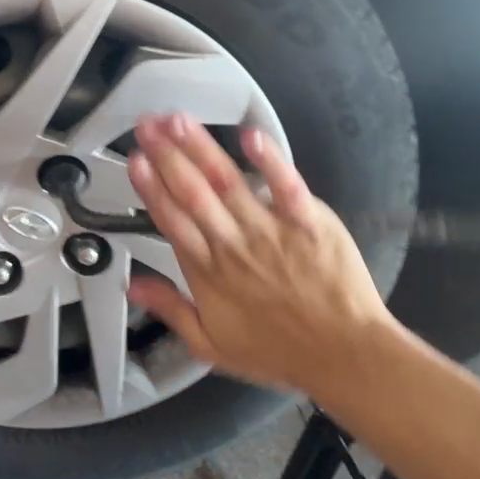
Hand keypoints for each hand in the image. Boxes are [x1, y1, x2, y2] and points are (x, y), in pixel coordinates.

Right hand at [124, 114, 398, 392]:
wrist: (347, 358)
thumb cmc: (280, 351)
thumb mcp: (212, 345)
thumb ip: (169, 310)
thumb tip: (132, 286)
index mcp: (208, 271)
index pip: (172, 221)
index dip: (151, 189)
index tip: (136, 161)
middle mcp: (233, 245)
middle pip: (193, 192)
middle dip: (167, 155)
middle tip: (147, 126)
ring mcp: (271, 231)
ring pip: (228, 181)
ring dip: (201, 148)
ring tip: (179, 120)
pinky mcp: (309, 222)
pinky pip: (287, 186)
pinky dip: (269, 161)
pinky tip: (251, 136)